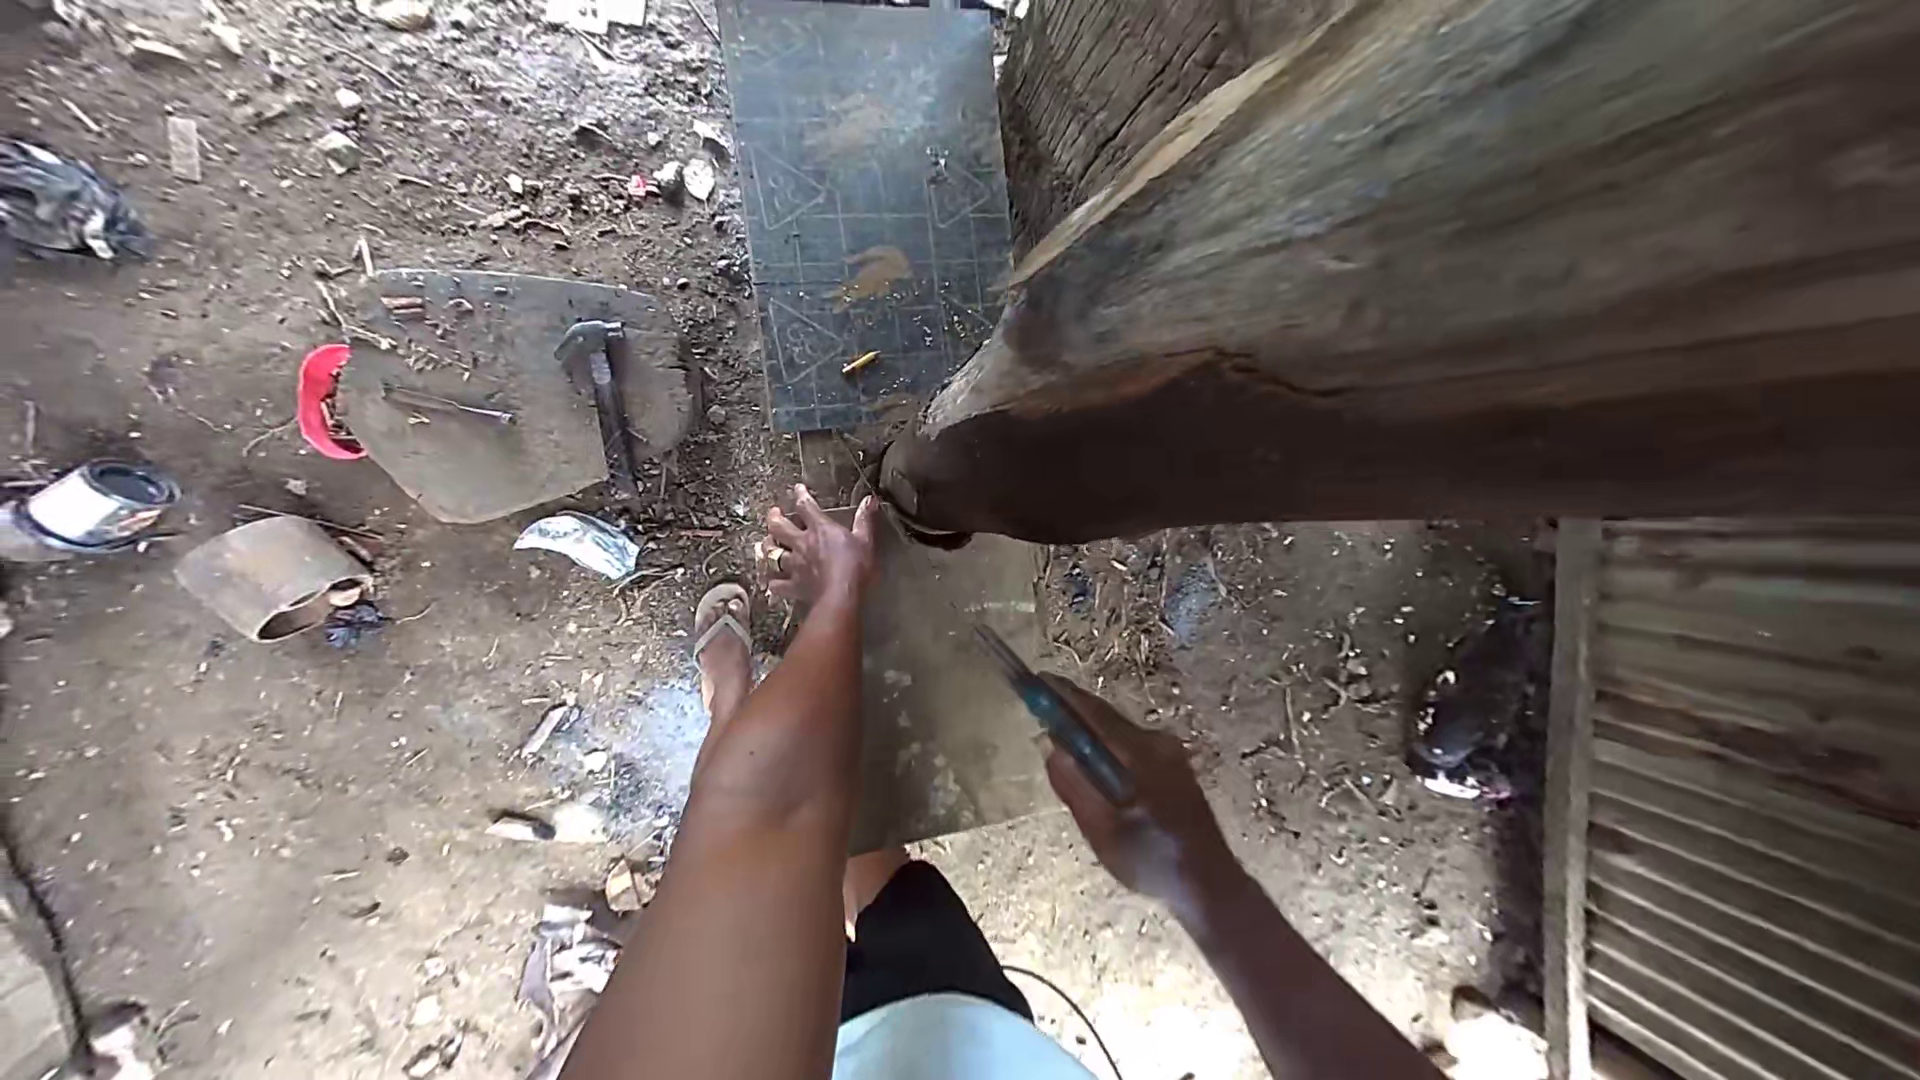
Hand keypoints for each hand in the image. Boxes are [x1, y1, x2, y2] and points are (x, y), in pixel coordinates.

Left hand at [760, 485, 879, 605]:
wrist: (840, 597)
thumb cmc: (855, 568)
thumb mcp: (865, 541)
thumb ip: (864, 520)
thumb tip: (870, 500)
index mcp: (820, 529)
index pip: (806, 506)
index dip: (800, 495)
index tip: (798, 489)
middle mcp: (802, 543)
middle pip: (778, 526)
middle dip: (774, 517)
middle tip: (774, 513)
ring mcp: (795, 564)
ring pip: (771, 552)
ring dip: (767, 546)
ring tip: (767, 543)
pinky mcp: (793, 585)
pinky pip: (776, 583)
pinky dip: (773, 582)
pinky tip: (772, 582)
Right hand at [1041, 675, 1237, 907]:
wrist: (1210, 885)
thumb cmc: (1152, 861)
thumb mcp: (1102, 831)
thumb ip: (1074, 786)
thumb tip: (1050, 747)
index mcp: (1141, 754)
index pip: (1094, 713)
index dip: (1064, 695)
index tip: (1038, 679)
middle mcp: (1158, 742)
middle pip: (1107, 717)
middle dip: (1073, 708)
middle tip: (1042, 703)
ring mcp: (1169, 752)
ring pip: (1118, 730)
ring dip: (1089, 728)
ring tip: (1061, 732)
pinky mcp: (1173, 764)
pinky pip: (1130, 743)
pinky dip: (1106, 743)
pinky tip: (1093, 759)